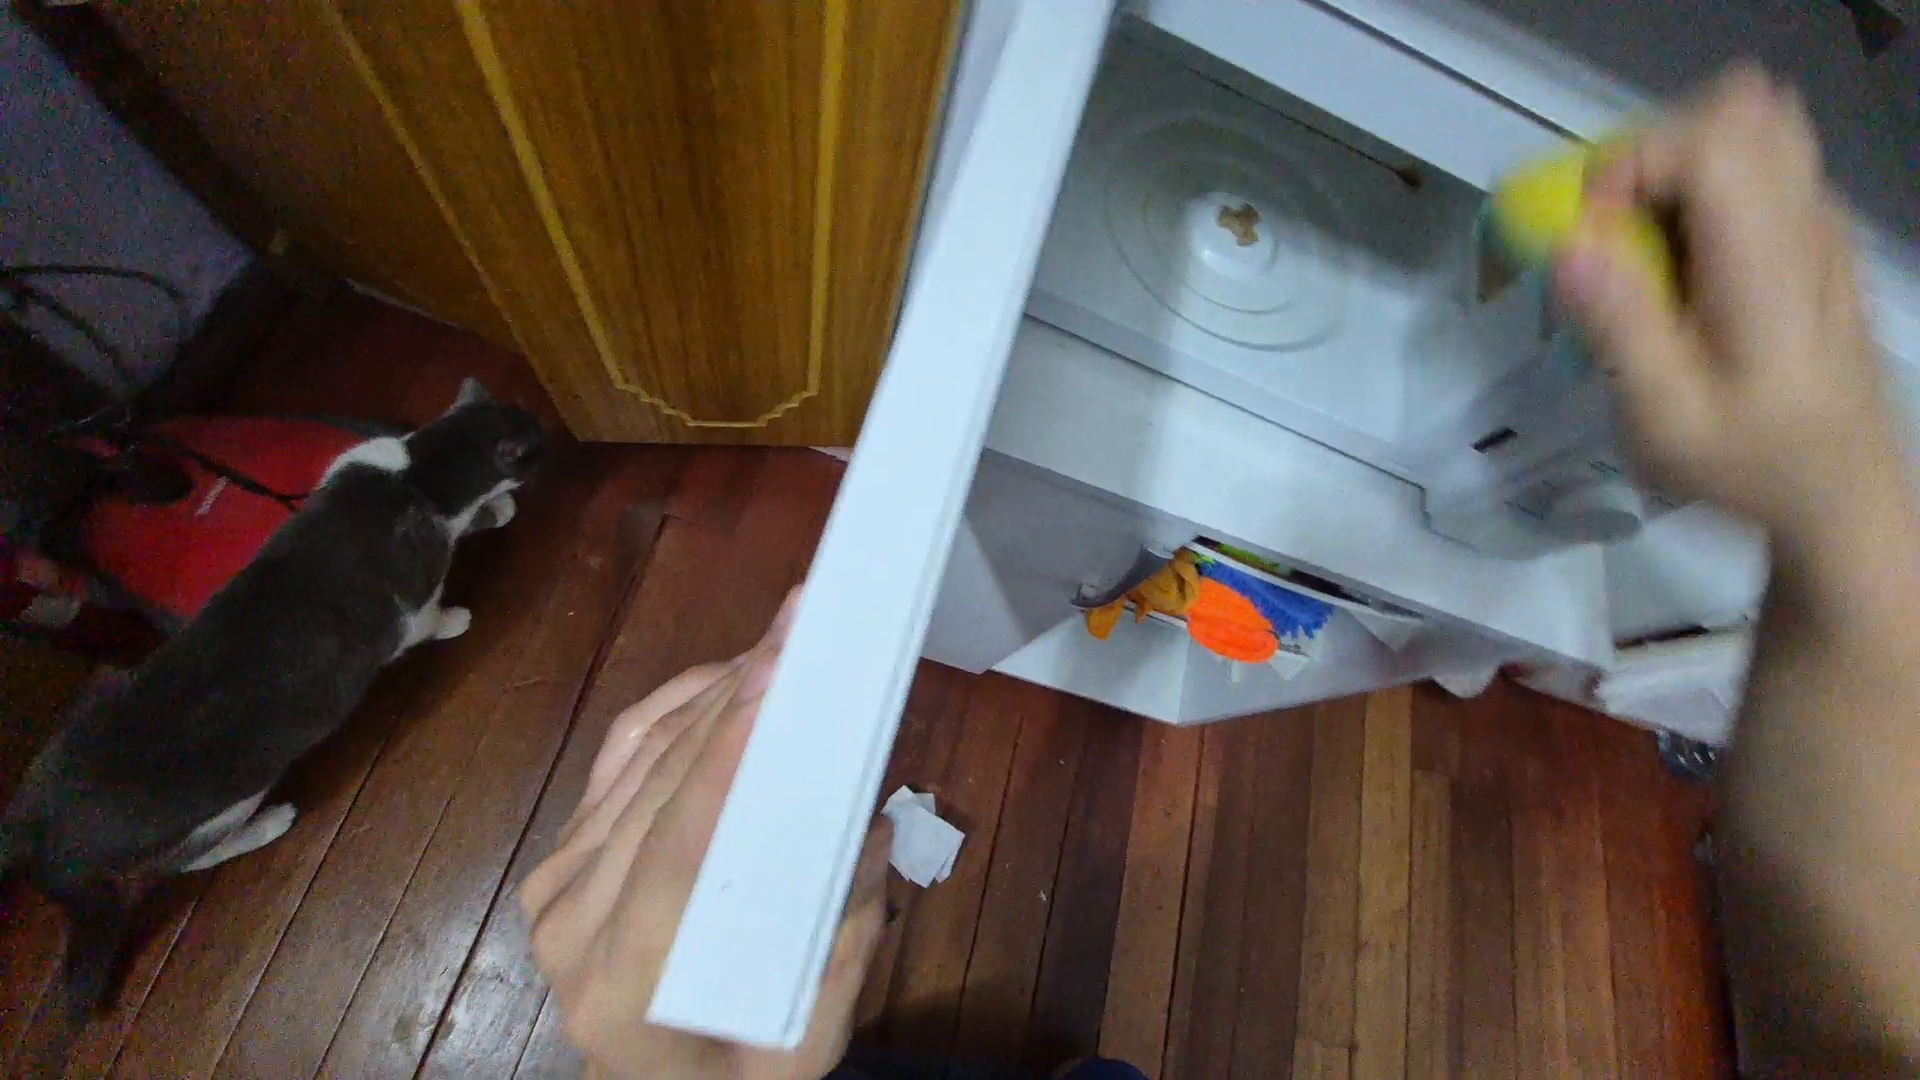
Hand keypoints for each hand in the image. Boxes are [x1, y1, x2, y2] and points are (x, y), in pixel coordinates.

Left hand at [520, 596, 893, 1079]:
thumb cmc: (733, 1077)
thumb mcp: (806, 1048)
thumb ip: (845, 950)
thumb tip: (870, 830)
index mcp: (626, 981)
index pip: (680, 843)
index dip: (729, 749)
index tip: (778, 670)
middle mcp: (575, 919)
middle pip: (664, 778)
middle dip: (739, 690)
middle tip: (800, 622)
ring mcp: (560, 878)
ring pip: (645, 752)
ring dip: (717, 687)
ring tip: (780, 639)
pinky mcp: (567, 849)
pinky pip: (624, 752)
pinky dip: (679, 702)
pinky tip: (730, 676)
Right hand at [1554, 65, 1908, 551]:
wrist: (1838, 490)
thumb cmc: (1742, 460)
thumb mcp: (1663, 413)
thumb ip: (1619, 326)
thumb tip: (1567, 247)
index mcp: (1769, 263)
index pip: (1715, 142)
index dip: (1631, 164)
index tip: (1581, 231)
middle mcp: (1806, 225)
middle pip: (1741, 117)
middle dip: (1649, 156)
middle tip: (1604, 229)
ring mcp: (1816, 230)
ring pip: (1750, 135)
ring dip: (1668, 172)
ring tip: (1627, 242)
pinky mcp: (1807, 245)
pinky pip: (1751, 174)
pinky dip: (1691, 194)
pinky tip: (1664, 260)